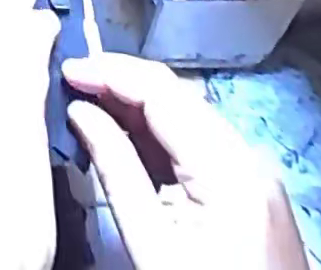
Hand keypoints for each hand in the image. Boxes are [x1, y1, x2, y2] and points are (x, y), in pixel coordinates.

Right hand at [63, 53, 308, 269]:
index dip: (111, 72)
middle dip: (122, 83)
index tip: (67, 69)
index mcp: (228, 167)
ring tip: (88, 103)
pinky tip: (125, 134)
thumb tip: (80, 113)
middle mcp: (248, 154)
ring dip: (137, 105)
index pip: (163, 92)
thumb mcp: (154, 251)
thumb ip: (116, 173)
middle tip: (71, 83)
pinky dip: (159, 133)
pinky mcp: (250, 185)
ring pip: (187, 114)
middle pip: (177, 96)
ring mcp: (253, 169)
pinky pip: (198, 141)